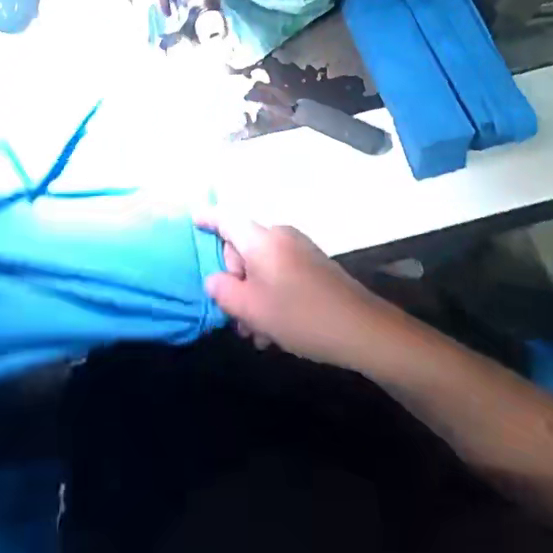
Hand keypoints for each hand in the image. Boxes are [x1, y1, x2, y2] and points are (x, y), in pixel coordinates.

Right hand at [197, 209, 408, 371]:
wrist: (361, 329)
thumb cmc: (299, 315)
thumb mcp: (250, 308)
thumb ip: (222, 290)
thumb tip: (215, 279)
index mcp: (261, 239)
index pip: (226, 218)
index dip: (207, 218)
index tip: (191, 219)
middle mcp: (280, 237)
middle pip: (242, 249)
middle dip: (233, 282)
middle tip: (236, 318)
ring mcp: (300, 251)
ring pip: (261, 268)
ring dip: (252, 297)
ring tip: (258, 335)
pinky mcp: (314, 267)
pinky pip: (279, 275)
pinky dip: (270, 297)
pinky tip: (276, 331)